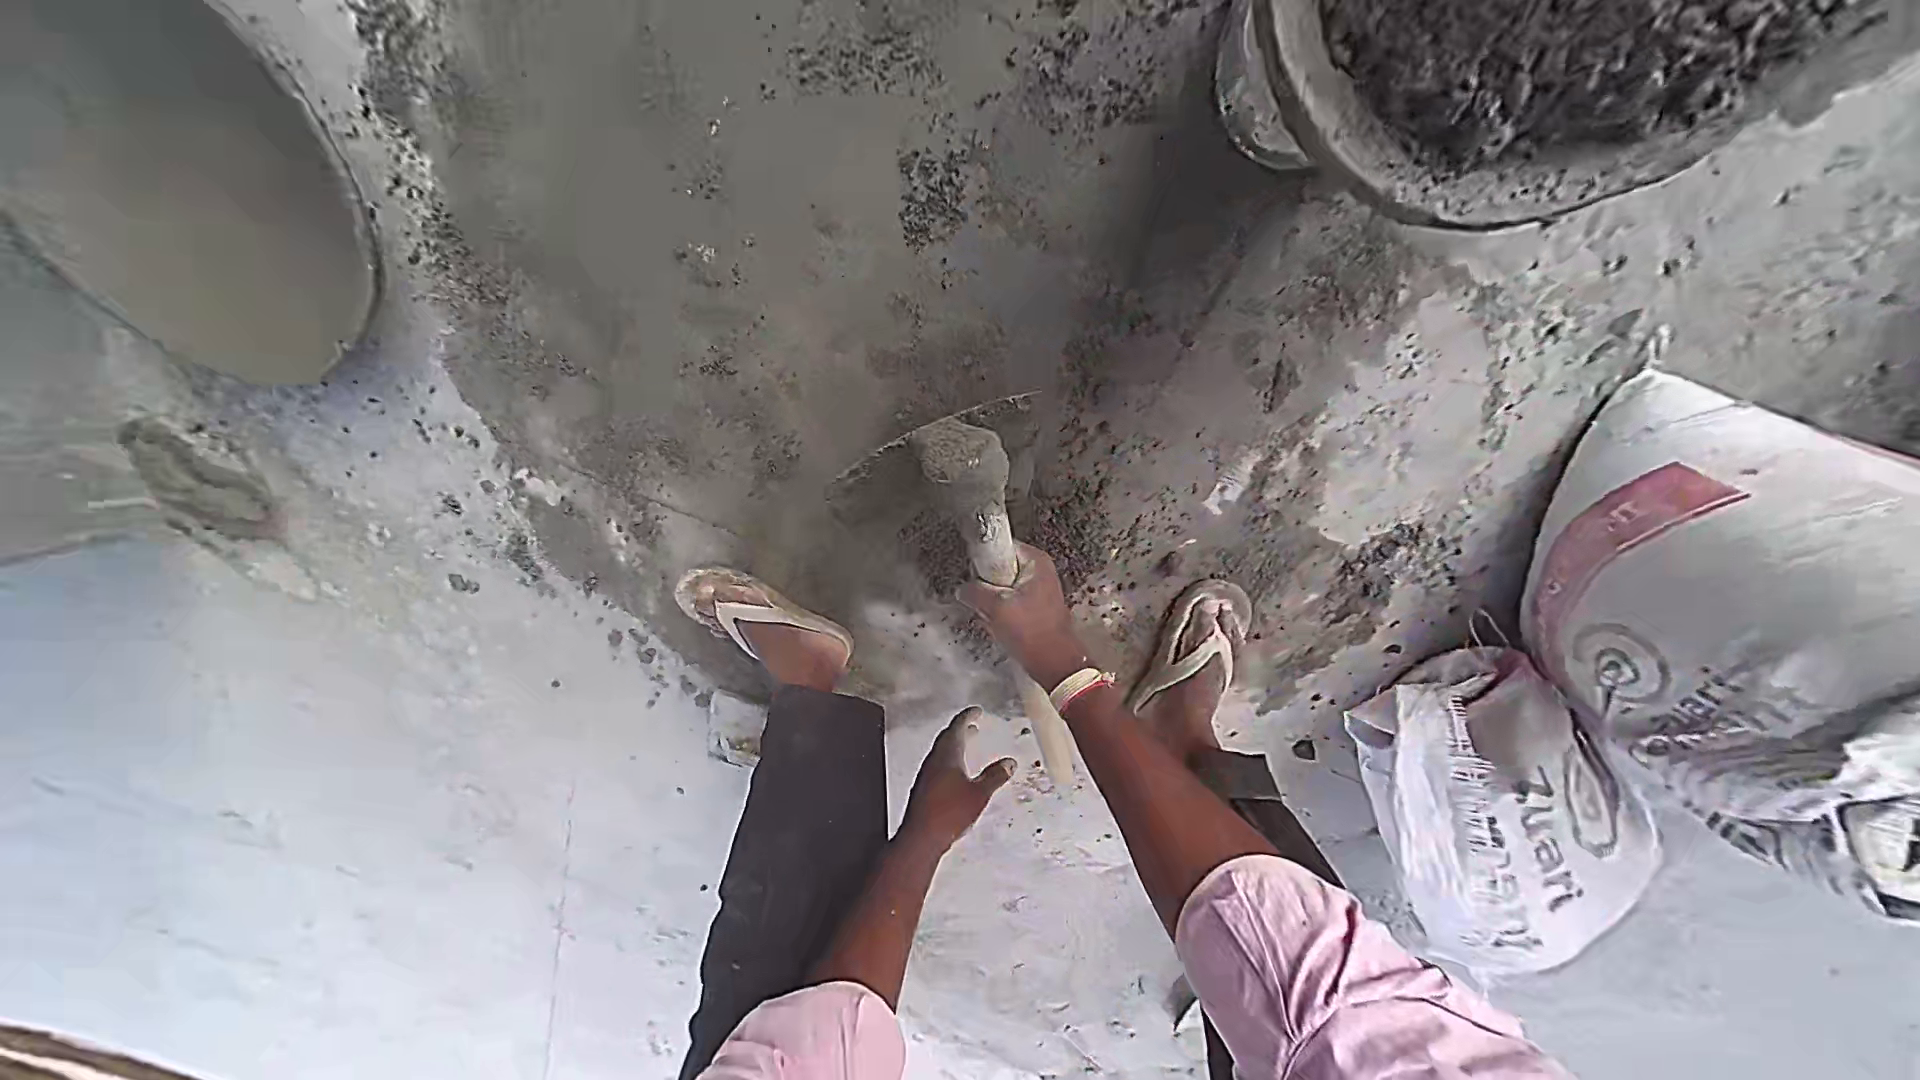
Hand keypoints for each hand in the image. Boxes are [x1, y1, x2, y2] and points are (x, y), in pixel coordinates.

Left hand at [900, 707, 1016, 851]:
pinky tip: (957, 771)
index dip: (967, 716)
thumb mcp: (980, 793)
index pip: (957, 726)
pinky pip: (938, 764)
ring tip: (968, 744)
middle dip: (961, 728)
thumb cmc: (949, 813)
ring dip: (956, 743)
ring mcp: (927, 773)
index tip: (976, 711)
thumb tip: (1009, 762)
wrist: (921, 837)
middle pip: (947, 736)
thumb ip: (995, 776)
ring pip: (942, 750)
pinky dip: (950, 758)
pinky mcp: (924, 787)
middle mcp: (935, 759)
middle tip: (973, 725)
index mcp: (947, 754)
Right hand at [957, 543, 1087, 686]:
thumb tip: (961, 588)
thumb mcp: (996, 608)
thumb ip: (974, 592)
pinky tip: (998, 626)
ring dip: (991, 603)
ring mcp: (1037, 588)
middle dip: (986, 585)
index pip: (1000, 546)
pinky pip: (1007, 602)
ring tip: (992, 617)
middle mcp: (1039, 569)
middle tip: (984, 601)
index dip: (983, 560)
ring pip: (1000, 587)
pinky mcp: (1034, 606)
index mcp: (1035, 560)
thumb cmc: (1031, 632)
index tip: (973, 576)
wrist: (1055, 664)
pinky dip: (1000, 613)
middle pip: (998, 567)